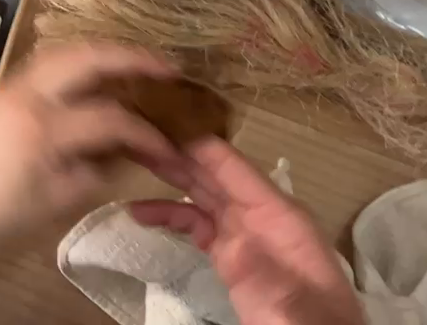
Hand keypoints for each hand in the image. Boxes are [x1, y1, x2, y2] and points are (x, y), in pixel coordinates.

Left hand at [0, 43, 180, 243]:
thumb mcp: (53, 202)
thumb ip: (94, 173)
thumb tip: (126, 155)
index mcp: (43, 126)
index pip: (108, 117)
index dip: (144, 132)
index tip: (168, 145)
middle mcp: (30, 92)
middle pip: (87, 56)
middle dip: (130, 56)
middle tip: (164, 66)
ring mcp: (15, 81)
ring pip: (67, 49)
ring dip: (105, 51)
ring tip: (136, 61)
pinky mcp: (8, 84)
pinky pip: (51, 58)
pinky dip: (81, 58)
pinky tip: (97, 71)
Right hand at [131, 138, 360, 324]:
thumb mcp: (298, 306)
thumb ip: (270, 274)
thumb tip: (235, 246)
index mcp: (277, 212)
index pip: (230, 164)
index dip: (194, 141)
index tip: (156, 121)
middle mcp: (256, 212)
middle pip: (209, 170)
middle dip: (172, 150)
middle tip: (131, 131)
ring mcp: (241, 233)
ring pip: (198, 190)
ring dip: (166, 174)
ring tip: (128, 157)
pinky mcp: (227, 254)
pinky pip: (193, 223)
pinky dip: (167, 214)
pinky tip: (138, 213)